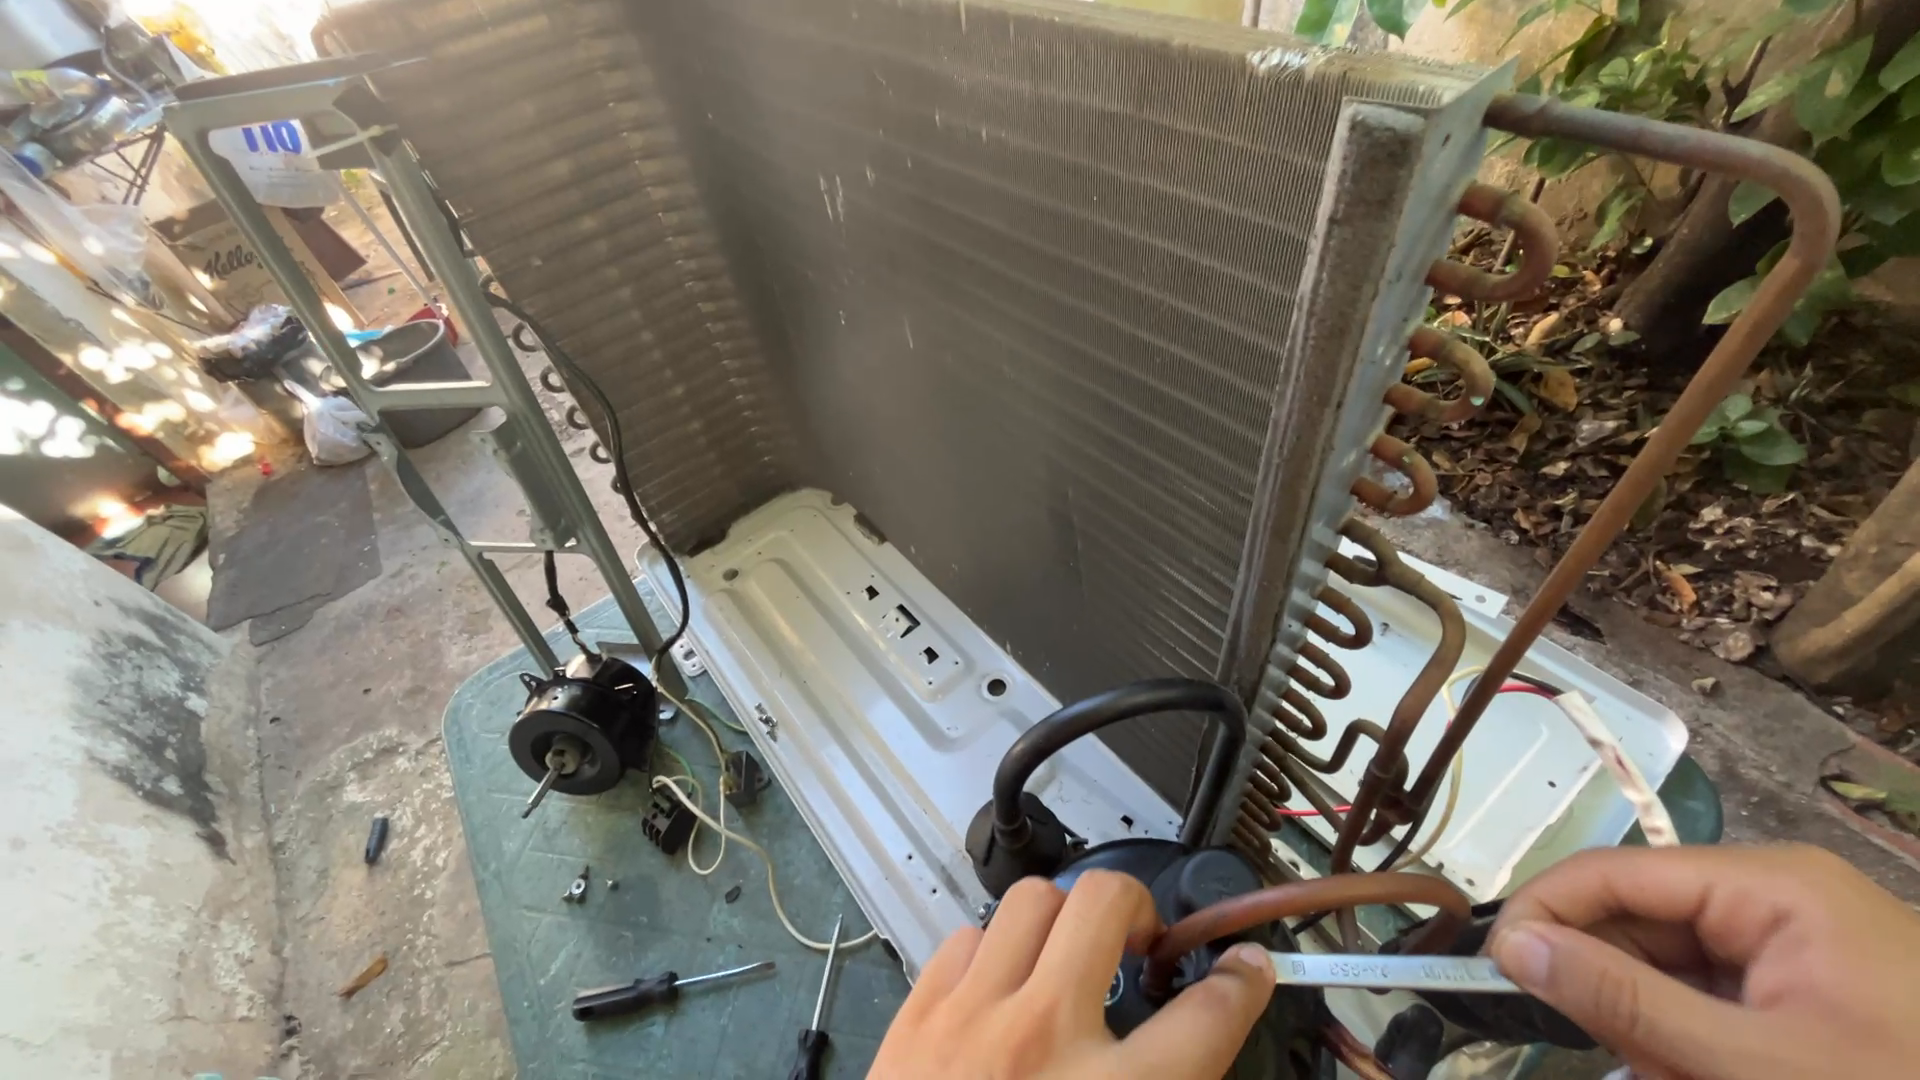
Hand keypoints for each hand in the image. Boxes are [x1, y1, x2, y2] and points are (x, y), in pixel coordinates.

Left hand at [870, 871, 1274, 1078]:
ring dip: (1061, 919)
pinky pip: (968, 935)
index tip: (1246, 967)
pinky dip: (993, 952)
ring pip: (1033, 899)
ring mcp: (974, 1013)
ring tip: (1066, 954)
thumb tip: (1177, 1049)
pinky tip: (999, 987)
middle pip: (1107, 904)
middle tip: (1135, 942)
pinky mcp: (920, 1011)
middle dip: (1136, 908)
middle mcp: (1044, 1038)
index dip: (1241, 983)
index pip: (1206, 1018)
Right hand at [1488, 844, 1919, 1078]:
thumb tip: (1507, 947)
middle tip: (1607, 1053)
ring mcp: (1788, 942)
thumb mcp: (1758, 1066)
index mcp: (1766, 885)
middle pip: (1634, 918)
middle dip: (1609, 989)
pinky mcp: (1800, 986)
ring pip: (1662, 964)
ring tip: (1668, 1073)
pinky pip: (1703, 996)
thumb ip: (1624, 1000)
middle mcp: (1769, 896)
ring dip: (1645, 1026)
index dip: (1543, 913)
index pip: (1611, 872)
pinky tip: (1688, 1072)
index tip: (1497, 969)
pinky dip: (1683, 1041)